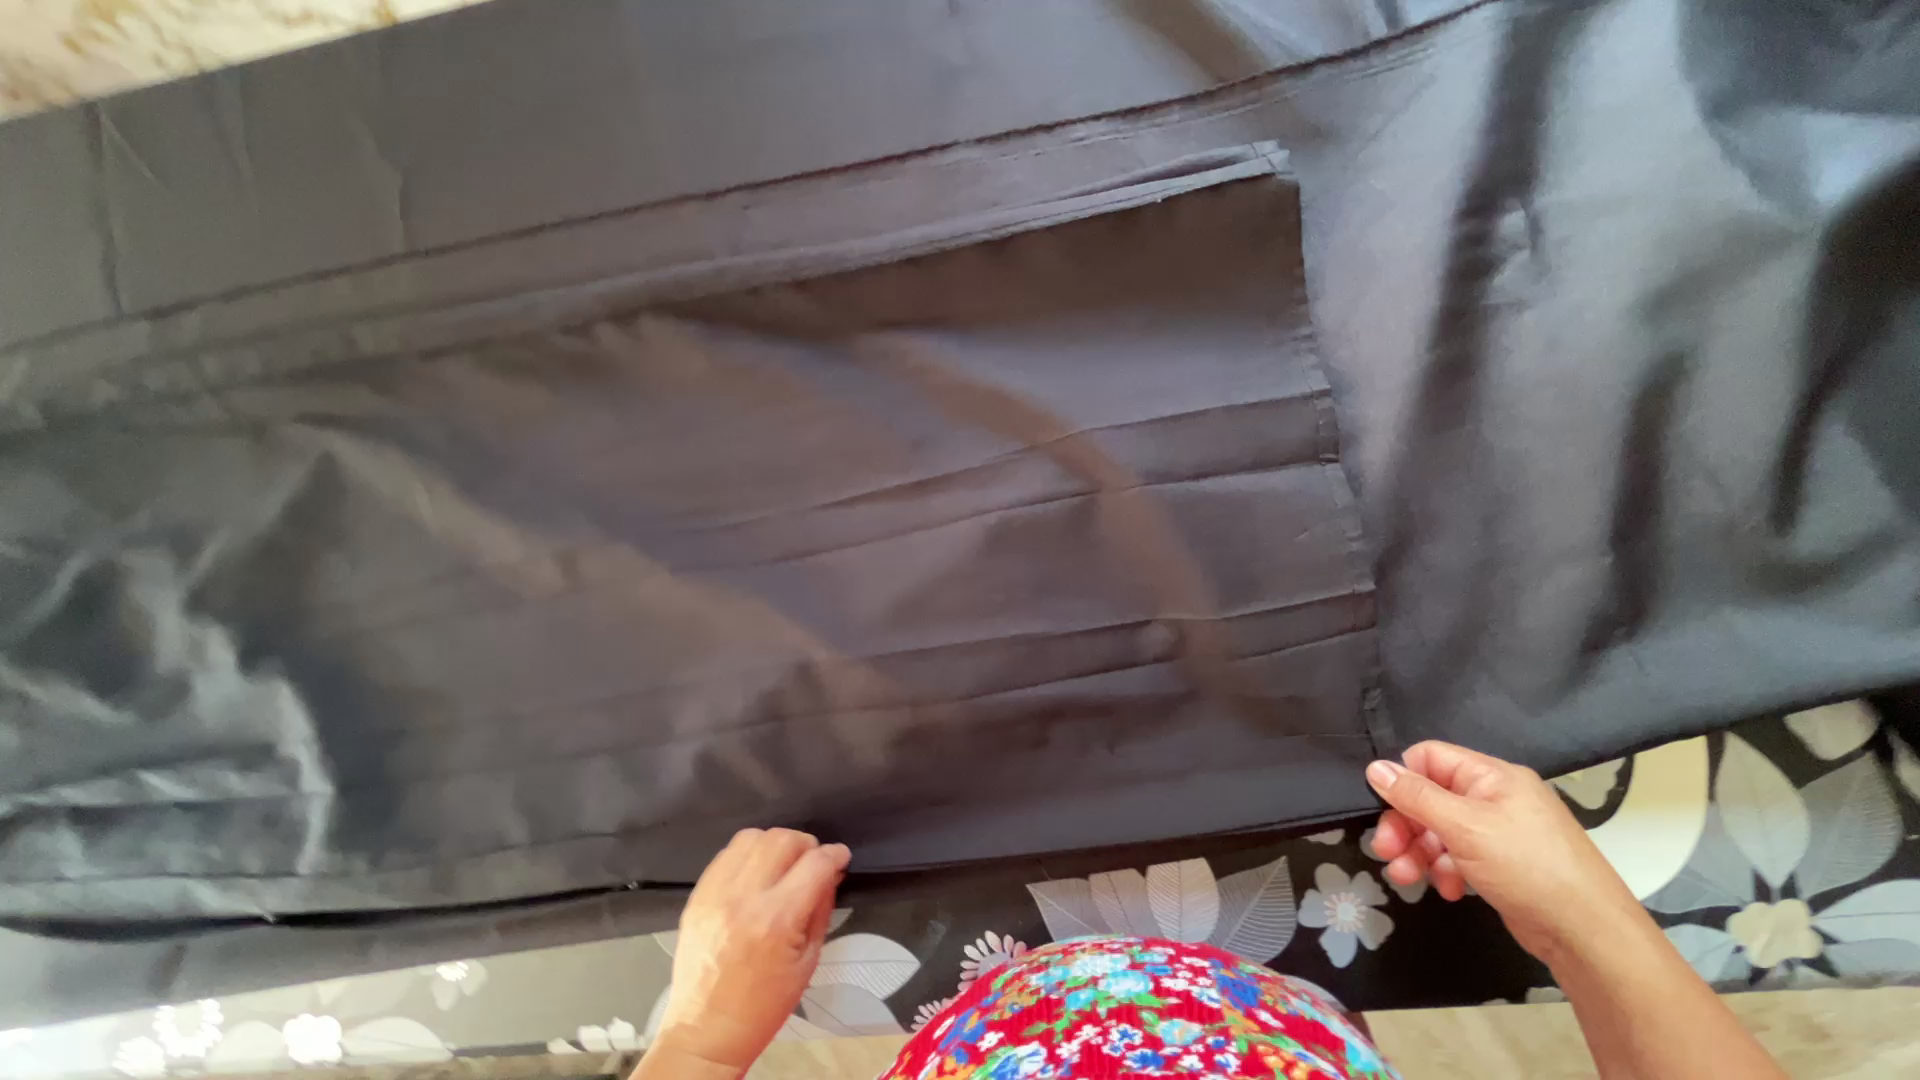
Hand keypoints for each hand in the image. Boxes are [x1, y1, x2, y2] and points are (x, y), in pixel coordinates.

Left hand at [653, 829, 849, 1075]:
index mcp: (777, 920)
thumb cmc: (764, 1005)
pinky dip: (747, 854)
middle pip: (783, 839)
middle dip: (806, 845)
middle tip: (811, 863)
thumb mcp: (808, 961)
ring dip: (775, 844)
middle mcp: (744, 898)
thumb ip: (821, 909)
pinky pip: (726, 853)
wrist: (705, 1031)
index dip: (836, 854)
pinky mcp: (698, 894)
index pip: (816, 864)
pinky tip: (755, 874)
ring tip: (781, 865)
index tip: (841, 857)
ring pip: (752, 837)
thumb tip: (830, 874)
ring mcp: (716, 893)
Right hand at [1365, 741, 1643, 963]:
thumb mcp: (1464, 826)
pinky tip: (1449, 891)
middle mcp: (1494, 798)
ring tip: (1407, 878)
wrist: (1588, 934)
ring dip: (1418, 852)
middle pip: (1429, 797)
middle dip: (1404, 825)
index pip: (1430, 757)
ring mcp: (1498, 832)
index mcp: (1491, 776)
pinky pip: (1458, 855)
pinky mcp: (1500, 863)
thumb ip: (1415, 796)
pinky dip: (1446, 870)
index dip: (1402, 778)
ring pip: (1439, 830)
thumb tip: (1375, 767)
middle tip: (1386, 852)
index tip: (1384, 807)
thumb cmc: (1527, 867)